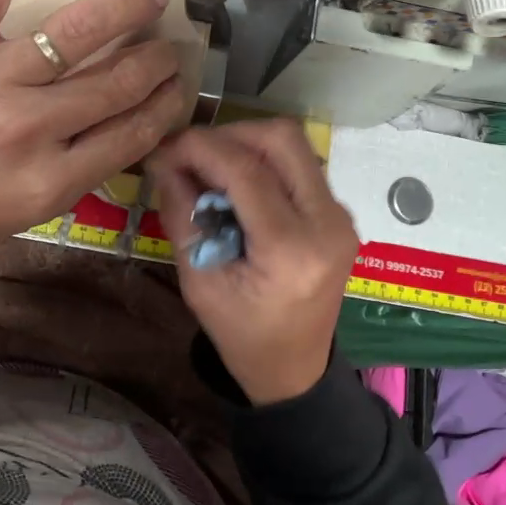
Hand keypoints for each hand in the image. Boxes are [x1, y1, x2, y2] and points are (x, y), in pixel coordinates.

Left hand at [0, 0, 188, 256]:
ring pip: (76, 30)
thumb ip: (86, 170)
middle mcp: (30, 126)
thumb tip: (135, 120)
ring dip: (126, 10)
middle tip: (167, 50)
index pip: (134, 131)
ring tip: (148, 2)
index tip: (178, 88)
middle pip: (117, 80)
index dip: (167, 105)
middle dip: (156, 61)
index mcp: (54, 177)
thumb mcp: (36, 210)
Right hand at [147, 120, 358, 405]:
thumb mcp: (197, 282)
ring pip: (294, 146)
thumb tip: (165, 161)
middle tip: (190, 153)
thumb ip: (182, 216)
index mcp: (292, 250)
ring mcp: (341, 216)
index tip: (164, 147)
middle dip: (229, 134)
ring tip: (208, 168)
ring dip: (246, 145)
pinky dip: (262, 161)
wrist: (294, 369)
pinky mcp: (339, 214)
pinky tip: (234, 185)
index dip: (199, 147)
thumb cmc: (240, 334)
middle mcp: (328, 223)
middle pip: (282, 139)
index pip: (246, 171)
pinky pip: (299, 166)